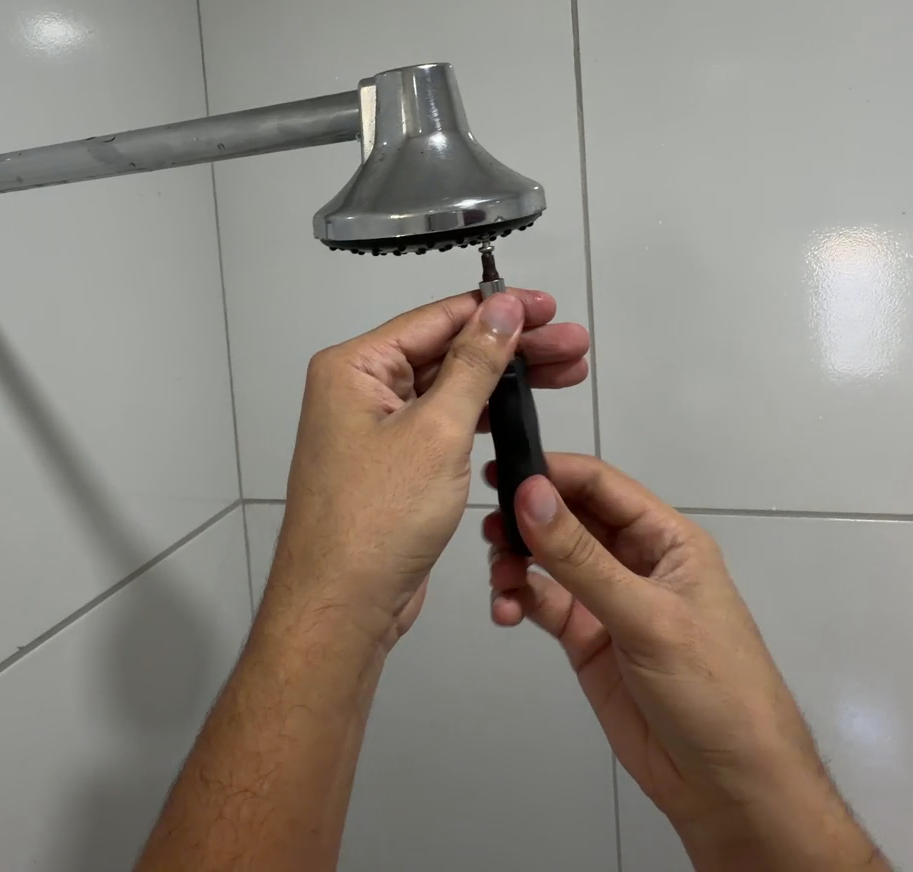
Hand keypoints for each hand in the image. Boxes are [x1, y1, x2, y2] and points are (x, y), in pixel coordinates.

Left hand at [267, 290, 588, 649]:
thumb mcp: (436, 431)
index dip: (496, 311)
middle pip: (447, 352)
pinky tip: (519, 411)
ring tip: (565, 372)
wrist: (343, 605)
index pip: (435, 319)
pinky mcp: (394, 463)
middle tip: (569, 344)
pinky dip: (482, 417)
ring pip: (450, 388)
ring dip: (505, 382)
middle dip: (513, 348)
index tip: (544, 307)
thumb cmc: (369, 526)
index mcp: (353, 369)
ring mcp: (376, 429)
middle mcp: (359, 392)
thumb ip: (473, 365)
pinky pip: (443, 424)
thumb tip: (501, 313)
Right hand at [484, 455, 887, 871]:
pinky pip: (541, 601)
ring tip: (499, 577)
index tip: (499, 473)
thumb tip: (527, 492)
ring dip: (516, 560)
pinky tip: (506, 613)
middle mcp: (632, 559)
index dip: (551, 472)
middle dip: (525, 517)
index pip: (599, 485)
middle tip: (486, 526)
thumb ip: (580, 556)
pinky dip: (517, 599)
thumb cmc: (710, 689)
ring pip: (547, 558)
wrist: (730, 791)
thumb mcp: (645, 617)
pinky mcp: (585, 636)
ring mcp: (605, 598)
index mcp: (664, 539)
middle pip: (567, 517)